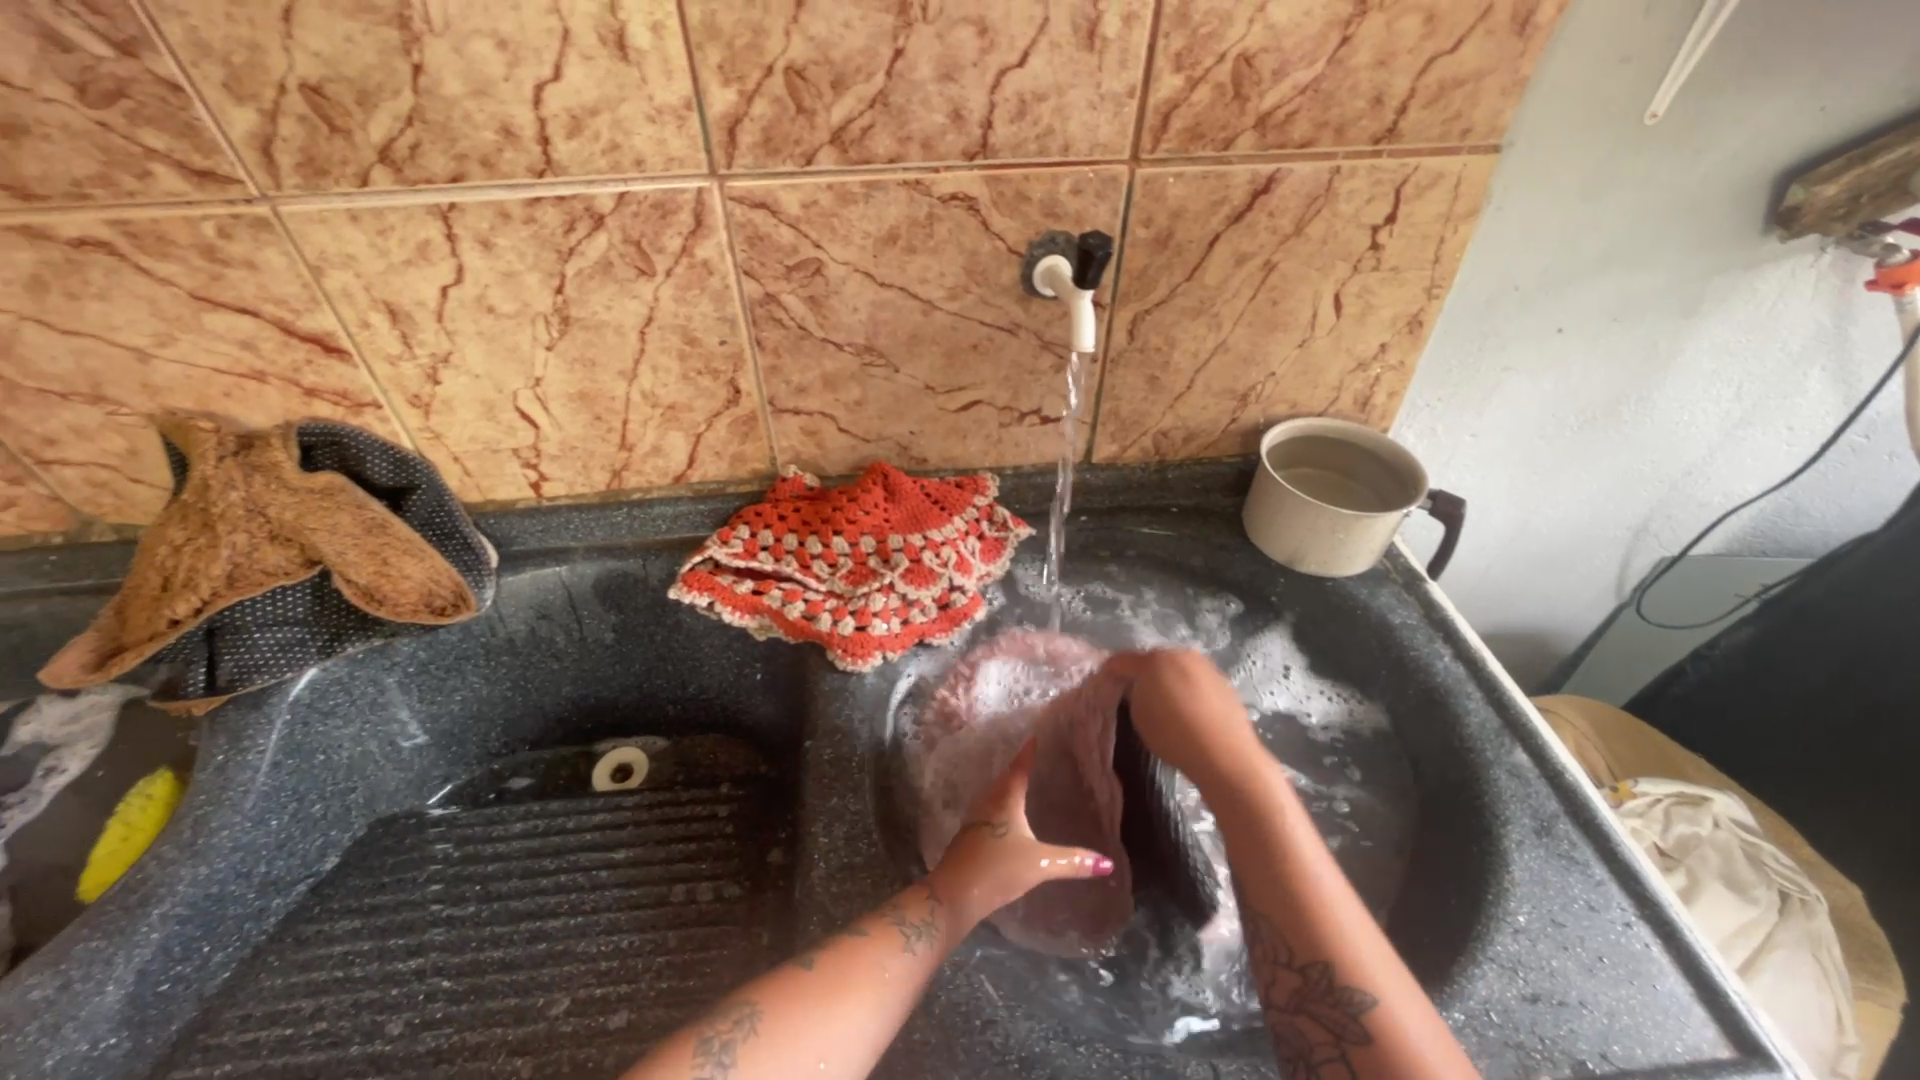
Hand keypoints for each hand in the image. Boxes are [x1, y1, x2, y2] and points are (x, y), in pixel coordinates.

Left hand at [928, 738, 1113, 932]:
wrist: (953, 895)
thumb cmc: (998, 869)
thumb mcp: (1040, 863)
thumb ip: (1072, 862)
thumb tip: (1107, 863)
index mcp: (1005, 801)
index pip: (1019, 770)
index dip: (1027, 754)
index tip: (1033, 738)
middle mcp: (987, 805)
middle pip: (1003, 781)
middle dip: (1017, 771)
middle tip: (1032, 762)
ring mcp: (974, 822)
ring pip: (993, 798)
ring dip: (1006, 790)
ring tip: (1022, 788)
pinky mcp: (968, 840)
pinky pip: (987, 815)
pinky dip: (999, 810)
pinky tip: (1006, 822)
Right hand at [1100, 648, 1262, 791]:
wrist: (1224, 753)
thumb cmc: (1173, 735)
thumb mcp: (1140, 717)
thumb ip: (1134, 694)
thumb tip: (1138, 687)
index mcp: (1154, 660)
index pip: (1124, 660)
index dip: (1111, 669)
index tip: (1105, 678)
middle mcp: (1180, 655)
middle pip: (1155, 659)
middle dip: (1144, 672)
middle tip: (1137, 691)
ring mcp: (1205, 666)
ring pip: (1179, 667)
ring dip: (1169, 679)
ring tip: (1166, 701)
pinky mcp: (1224, 681)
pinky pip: (1197, 680)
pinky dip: (1189, 689)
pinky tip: (1190, 709)